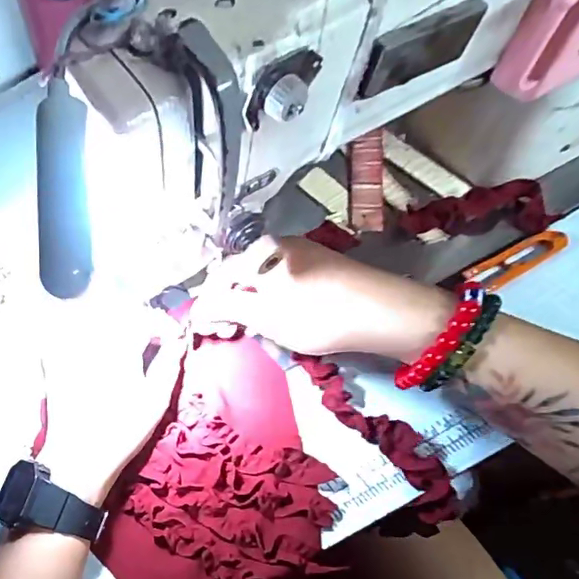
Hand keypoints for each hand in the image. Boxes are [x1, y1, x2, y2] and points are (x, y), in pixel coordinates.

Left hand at [38, 302, 188, 505]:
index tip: (174, 339)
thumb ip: (170, 363)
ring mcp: (67, 345)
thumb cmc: (123, 431)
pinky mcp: (52, 358)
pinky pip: (71, 331)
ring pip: (95, 316)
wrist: (78, 457)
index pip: (145, 316)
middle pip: (119, 310)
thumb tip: (179, 341)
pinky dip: (89, 335)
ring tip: (130, 346)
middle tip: (154, 340)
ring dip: (116, 324)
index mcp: (119, 343)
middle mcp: (90, 336)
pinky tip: (100, 355)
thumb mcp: (156, 399)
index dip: (164, 324)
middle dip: (140, 320)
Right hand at [188, 236, 452, 360]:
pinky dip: (281, 307)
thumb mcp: (263, 314)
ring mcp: (304, 255)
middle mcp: (279, 244)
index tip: (208, 330)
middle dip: (236, 308)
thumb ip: (226, 308)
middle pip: (244, 279)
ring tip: (265, 333)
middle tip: (235, 334)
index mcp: (261, 250)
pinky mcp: (324, 269)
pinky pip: (289, 287)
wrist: (382, 312)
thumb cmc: (316, 314)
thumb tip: (196, 307)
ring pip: (266, 285)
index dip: (210, 305)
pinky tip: (290, 324)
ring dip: (258, 311)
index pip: (221, 276)